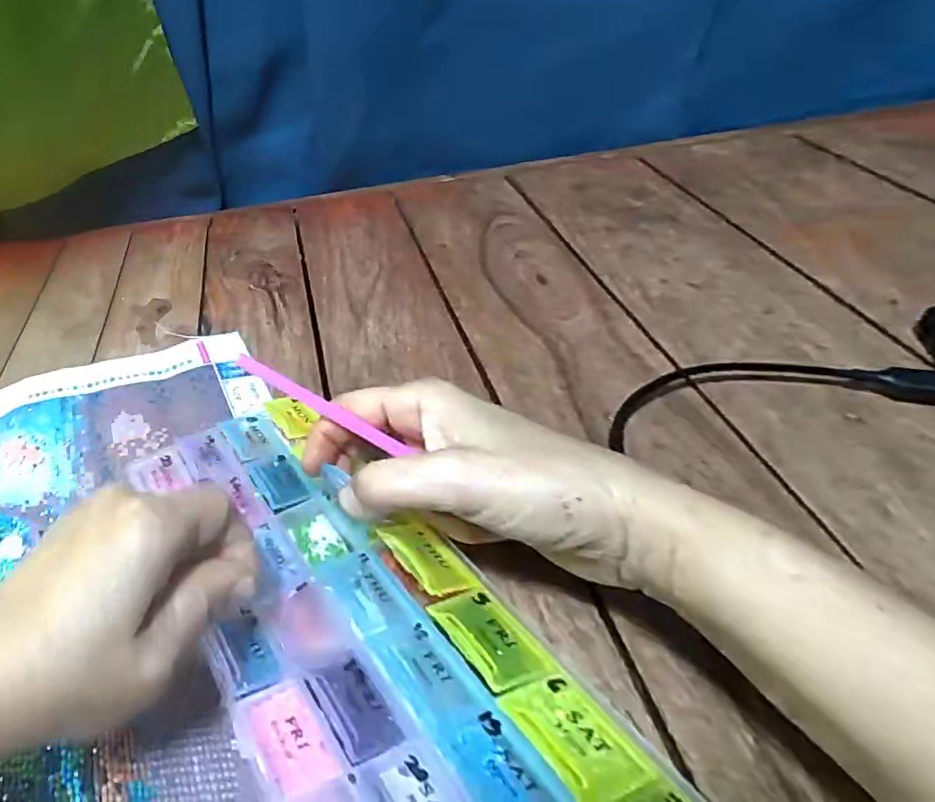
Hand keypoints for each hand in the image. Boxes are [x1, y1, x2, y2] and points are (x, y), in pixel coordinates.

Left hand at [0, 485, 258, 762]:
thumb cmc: (75, 673)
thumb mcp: (155, 657)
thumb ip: (203, 602)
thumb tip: (236, 571)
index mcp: (149, 521)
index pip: (219, 504)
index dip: (238, 547)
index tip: (231, 599)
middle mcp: (121, 497)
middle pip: (188, 509)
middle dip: (206, 554)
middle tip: (195, 617)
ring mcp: (89, 506)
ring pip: (157, 517)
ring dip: (173, 556)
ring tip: (154, 615)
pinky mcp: (68, 522)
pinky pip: (125, 524)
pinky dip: (142, 552)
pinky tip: (119, 601)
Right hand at [301, 379, 692, 588]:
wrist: (625, 524)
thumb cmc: (532, 485)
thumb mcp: (450, 479)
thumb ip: (384, 484)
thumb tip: (340, 500)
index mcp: (420, 401)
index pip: (348, 409)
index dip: (322, 437)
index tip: (309, 479)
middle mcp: (429, 424)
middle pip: (368, 447)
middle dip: (366, 482)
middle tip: (364, 516)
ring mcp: (452, 459)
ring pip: (396, 482)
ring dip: (405, 509)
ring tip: (435, 527)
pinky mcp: (472, 492)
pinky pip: (427, 505)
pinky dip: (435, 523)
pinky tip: (468, 534)